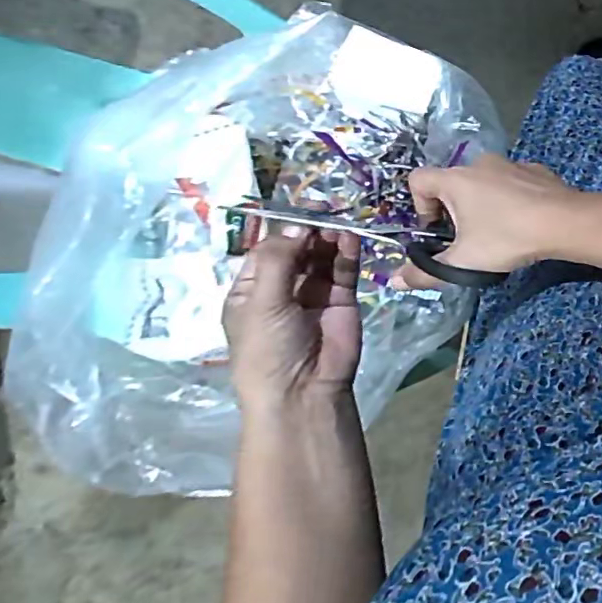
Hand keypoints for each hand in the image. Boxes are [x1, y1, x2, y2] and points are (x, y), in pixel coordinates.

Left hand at [223, 225, 362, 409]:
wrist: (303, 390)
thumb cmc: (268, 348)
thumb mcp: (260, 302)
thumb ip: (279, 260)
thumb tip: (299, 225)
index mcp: (251, 291)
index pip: (266, 250)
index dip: (282, 232)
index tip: (299, 215)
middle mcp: (282, 288)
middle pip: (297, 249)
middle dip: (308, 230)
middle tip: (324, 212)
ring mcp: (315, 293)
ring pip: (322, 256)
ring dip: (329, 238)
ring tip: (338, 223)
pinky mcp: (343, 299)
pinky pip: (344, 270)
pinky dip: (347, 252)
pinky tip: (350, 238)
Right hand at [394, 155, 577, 289]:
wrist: (564, 222)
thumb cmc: (507, 237)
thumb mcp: (464, 261)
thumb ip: (427, 273)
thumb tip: (396, 282)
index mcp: (456, 179)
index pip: (418, 179)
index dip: (420, 205)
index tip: (438, 230)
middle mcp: (480, 163)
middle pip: (453, 181)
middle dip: (455, 208)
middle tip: (469, 237)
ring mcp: (511, 163)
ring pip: (485, 181)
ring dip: (484, 202)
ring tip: (500, 230)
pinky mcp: (536, 170)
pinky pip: (513, 181)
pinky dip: (512, 197)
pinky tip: (525, 220)